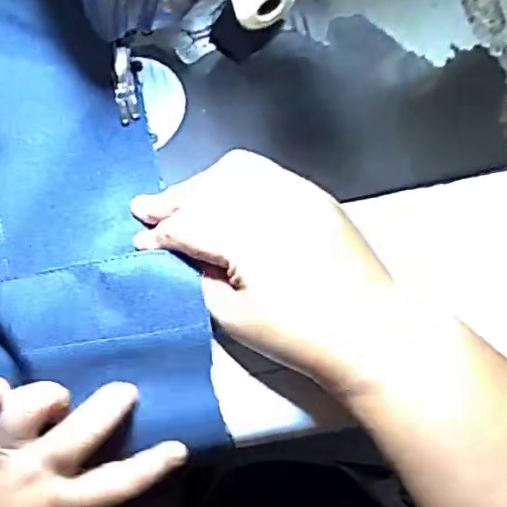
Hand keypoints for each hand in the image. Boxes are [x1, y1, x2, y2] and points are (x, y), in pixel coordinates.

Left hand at [0, 377, 188, 506]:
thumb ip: (63, 496)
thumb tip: (76, 461)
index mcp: (57, 506)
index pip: (116, 483)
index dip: (153, 465)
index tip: (177, 448)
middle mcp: (32, 472)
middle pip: (81, 429)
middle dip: (111, 403)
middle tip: (123, 392)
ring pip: (29, 402)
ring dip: (47, 395)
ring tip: (51, 402)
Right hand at [132, 150, 439, 396]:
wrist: (368, 332)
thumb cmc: (297, 335)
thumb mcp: (232, 316)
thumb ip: (202, 278)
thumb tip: (192, 256)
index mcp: (246, 234)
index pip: (189, 223)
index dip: (160, 234)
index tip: (138, 242)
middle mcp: (270, 200)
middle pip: (208, 187)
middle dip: (173, 200)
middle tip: (145, 210)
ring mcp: (297, 193)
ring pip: (235, 171)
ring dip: (202, 185)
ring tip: (181, 201)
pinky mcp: (314, 197)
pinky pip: (264, 174)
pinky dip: (234, 182)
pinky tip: (224, 198)